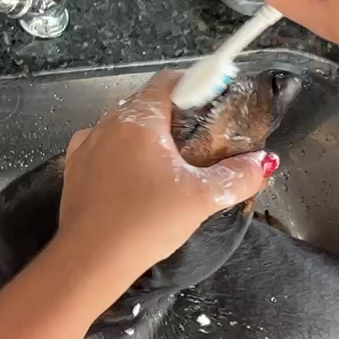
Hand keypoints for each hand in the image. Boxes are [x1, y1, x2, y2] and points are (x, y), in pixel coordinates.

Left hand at [56, 70, 272, 278]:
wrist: (91, 257)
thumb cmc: (146, 221)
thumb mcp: (201, 198)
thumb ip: (238, 176)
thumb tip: (264, 162)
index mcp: (137, 120)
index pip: (166, 82)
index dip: (193, 85)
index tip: (213, 100)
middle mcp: (105, 124)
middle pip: (144, 104)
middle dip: (172, 115)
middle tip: (199, 138)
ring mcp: (84, 146)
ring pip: (121, 128)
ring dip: (145, 137)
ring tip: (170, 162)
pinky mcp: (73, 169)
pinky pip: (102, 150)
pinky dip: (122, 155)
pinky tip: (137, 179)